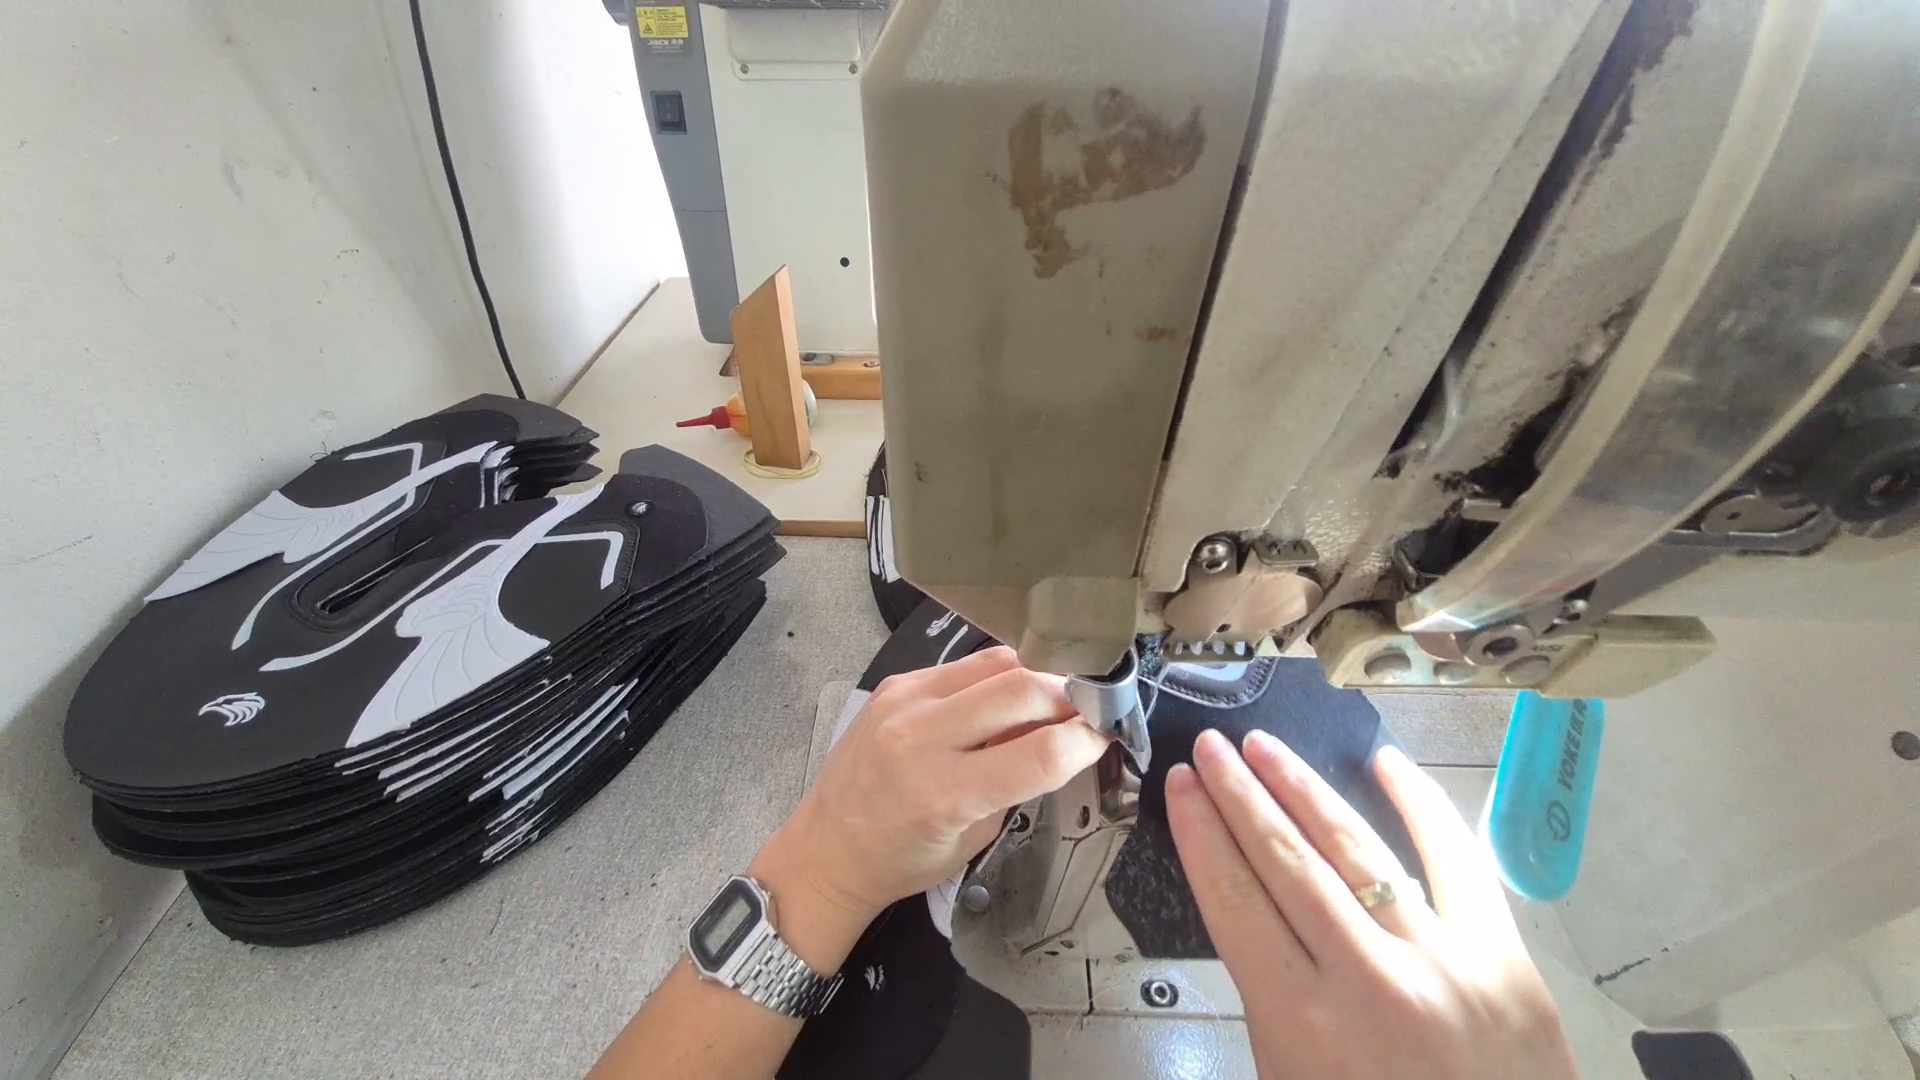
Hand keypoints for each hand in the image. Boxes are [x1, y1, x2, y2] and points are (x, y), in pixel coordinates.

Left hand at [753, 646, 1111, 931]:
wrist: (828, 845)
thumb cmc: (903, 859)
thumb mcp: (973, 838)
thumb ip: (1016, 782)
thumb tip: (1062, 734)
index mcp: (944, 794)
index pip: (1037, 754)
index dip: (1084, 739)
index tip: (1105, 732)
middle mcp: (921, 737)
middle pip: (1018, 688)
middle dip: (1065, 695)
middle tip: (1084, 707)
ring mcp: (903, 701)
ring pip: (993, 662)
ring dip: (1032, 676)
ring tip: (1048, 696)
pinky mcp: (895, 682)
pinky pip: (962, 666)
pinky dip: (992, 677)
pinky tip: (1000, 697)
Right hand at [1166, 729, 1577, 1079]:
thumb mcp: (1285, 1072)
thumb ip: (1265, 987)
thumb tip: (1245, 890)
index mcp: (1303, 1023)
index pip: (1234, 898)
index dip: (1200, 832)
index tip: (1179, 784)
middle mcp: (1369, 981)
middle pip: (1286, 860)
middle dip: (1238, 794)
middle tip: (1210, 747)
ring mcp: (1444, 962)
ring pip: (1354, 848)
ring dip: (1300, 787)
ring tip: (1262, 745)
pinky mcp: (1507, 958)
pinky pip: (1457, 861)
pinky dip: (1419, 804)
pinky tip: (1382, 760)